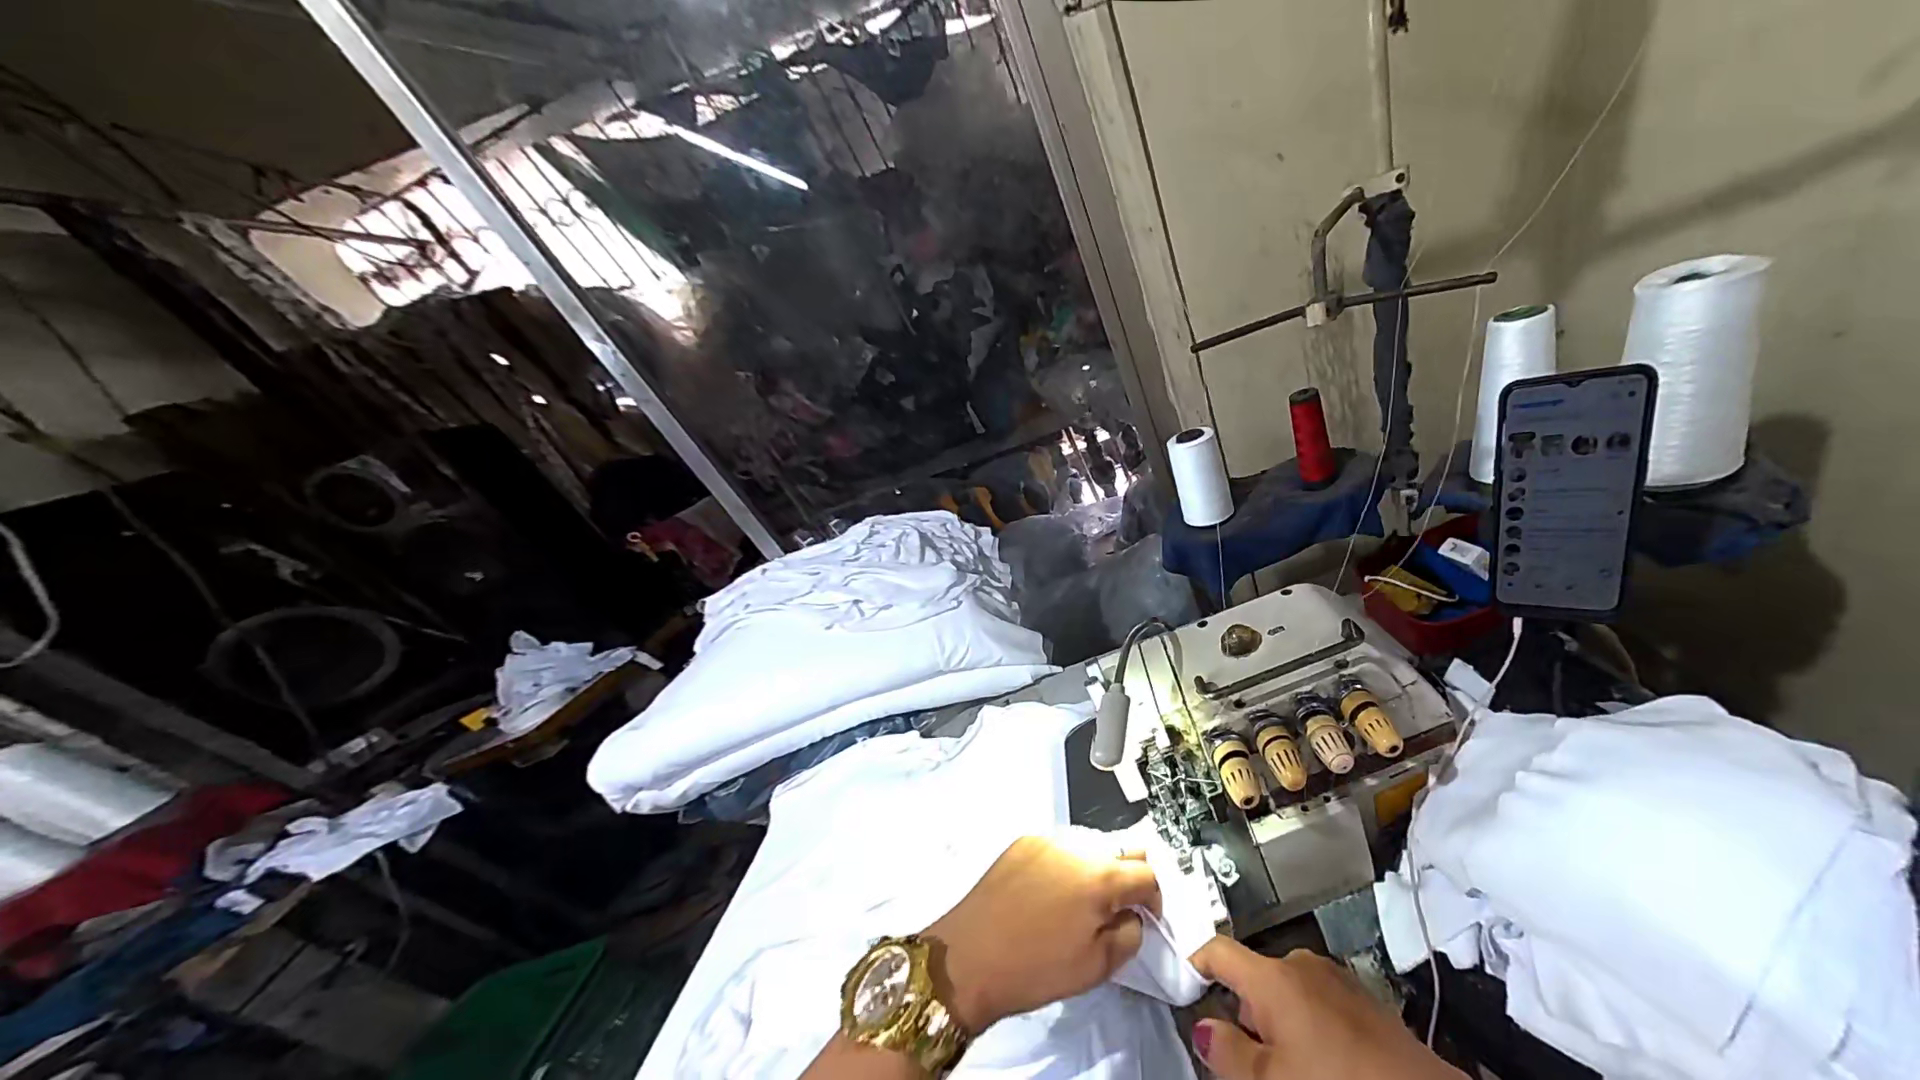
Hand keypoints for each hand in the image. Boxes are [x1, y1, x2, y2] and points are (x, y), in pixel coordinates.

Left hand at [924, 836, 1160, 1032]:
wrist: (968, 958)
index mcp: (1099, 876)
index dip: (1153, 899)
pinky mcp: (1022, 842)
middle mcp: (1074, 846)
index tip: (1146, 918)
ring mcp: (1045, 840)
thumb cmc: (1034, 968)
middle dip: (1126, 878)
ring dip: (1097, 868)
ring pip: (1090, 844)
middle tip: (1116, 910)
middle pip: (1119, 850)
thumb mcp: (1097, 965)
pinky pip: (1060, 846)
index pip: (1146, 874)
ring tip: (1083, 902)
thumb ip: (1129, 933)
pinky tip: (1054, 892)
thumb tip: (1131, 915)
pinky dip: (1068, 863)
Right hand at [1189, 937, 1464, 1079]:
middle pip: (1254, 977)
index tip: (1183, 988)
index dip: (1194, 965)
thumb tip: (1204, 1028)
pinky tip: (1324, 1067)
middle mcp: (1303, 965)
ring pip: (1289, 993)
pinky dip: (1310, 1028)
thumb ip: (1227, 1053)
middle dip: (1243, 1012)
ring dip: (1278, 1023)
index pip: (1217, 950)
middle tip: (1244, 1057)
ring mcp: (1340, 983)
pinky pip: (1321, 1005)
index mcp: (1273, 976)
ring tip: (1287, 1068)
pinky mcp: (1370, 1006)